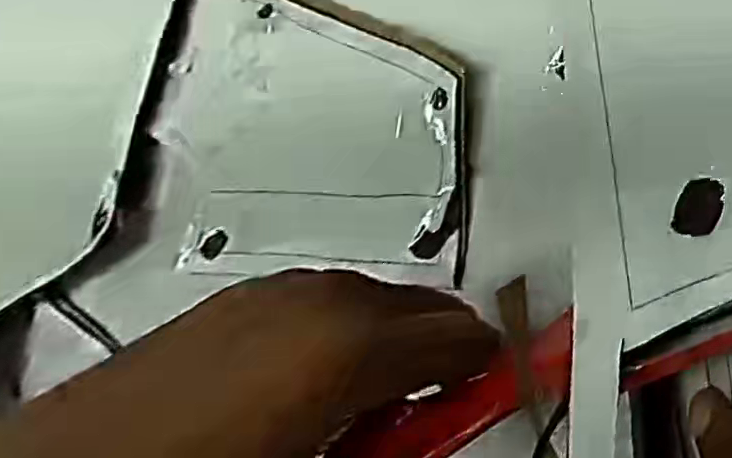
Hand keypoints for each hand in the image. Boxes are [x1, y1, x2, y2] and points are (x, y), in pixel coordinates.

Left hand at [0, 270, 498, 457]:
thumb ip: (391, 438)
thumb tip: (431, 427)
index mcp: (350, 343)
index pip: (461, 335)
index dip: (488, 360)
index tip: (497, 376)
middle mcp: (323, 299)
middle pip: (427, 306)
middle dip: (442, 348)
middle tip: (437, 401)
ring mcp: (278, 293)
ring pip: (377, 299)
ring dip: (390, 341)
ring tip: (361, 407)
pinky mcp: (235, 300)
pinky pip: (322, 302)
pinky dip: (339, 332)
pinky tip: (305, 387)